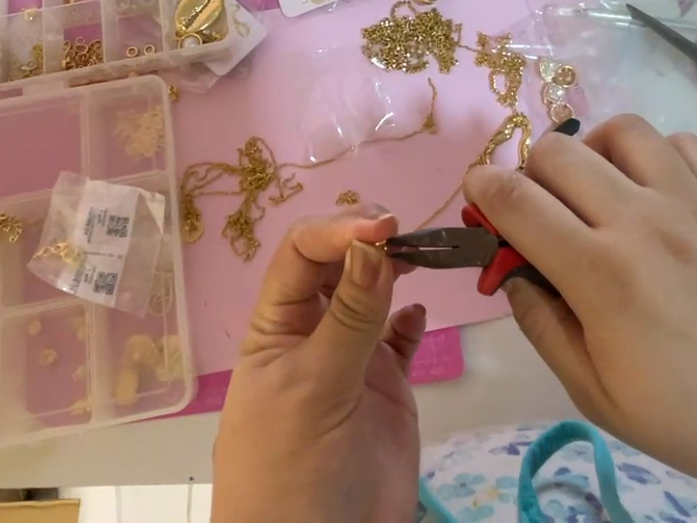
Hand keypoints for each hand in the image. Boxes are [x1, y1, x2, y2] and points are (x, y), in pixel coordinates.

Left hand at [212, 205, 425, 522]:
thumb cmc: (293, 472)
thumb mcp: (315, 391)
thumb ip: (350, 319)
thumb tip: (373, 244)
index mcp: (277, 324)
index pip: (301, 254)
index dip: (337, 230)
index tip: (382, 224)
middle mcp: (312, 330)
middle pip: (337, 263)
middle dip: (365, 237)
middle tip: (405, 232)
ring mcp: (350, 357)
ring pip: (371, 293)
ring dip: (392, 268)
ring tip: (420, 255)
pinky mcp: (385, 387)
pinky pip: (398, 338)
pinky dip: (409, 319)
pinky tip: (418, 313)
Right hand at [463, 116, 696, 518]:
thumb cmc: (695, 419)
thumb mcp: (596, 394)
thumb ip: (540, 324)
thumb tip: (511, 269)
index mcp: (600, 274)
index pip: (515, 200)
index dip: (481, 186)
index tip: (476, 194)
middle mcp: (641, 221)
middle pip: (555, 151)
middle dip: (528, 173)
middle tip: (539, 213)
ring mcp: (691, 203)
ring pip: (617, 130)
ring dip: (590, 152)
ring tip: (595, 191)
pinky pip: (678, 142)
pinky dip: (652, 156)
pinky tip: (653, 192)